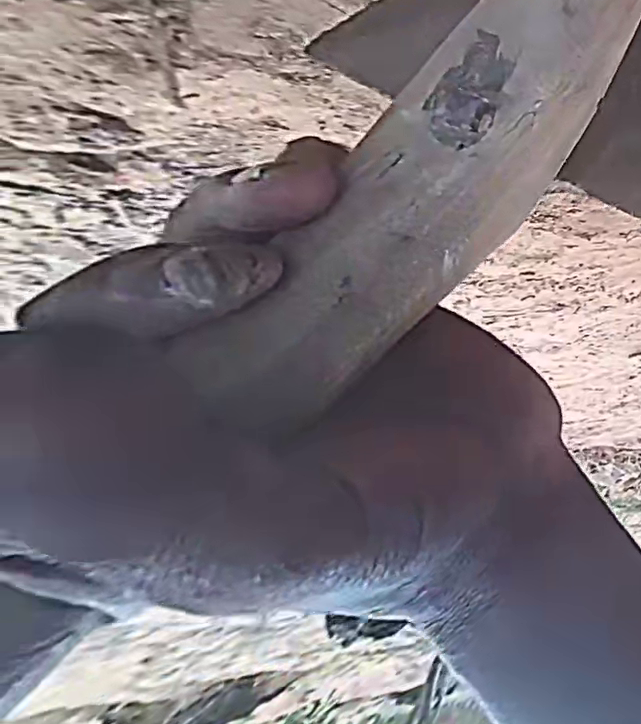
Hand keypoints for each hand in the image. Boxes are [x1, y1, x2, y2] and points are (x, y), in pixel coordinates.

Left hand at [0, 140, 577, 622]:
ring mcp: (251, 330)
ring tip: (316, 195)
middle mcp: (155, 391)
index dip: (76, 340)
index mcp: (90, 473)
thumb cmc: (396, 530)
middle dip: (167, 269)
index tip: (197, 326)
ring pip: (192, 241)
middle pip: (105, 299)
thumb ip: (145, 498)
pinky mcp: (331, 286)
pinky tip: (342, 181)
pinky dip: (301, 178)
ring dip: (240, 205)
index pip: (14, 388)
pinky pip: (286, 219)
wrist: (508, 480)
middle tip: (258, 274)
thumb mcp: (280, 546)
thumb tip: (14, 382)